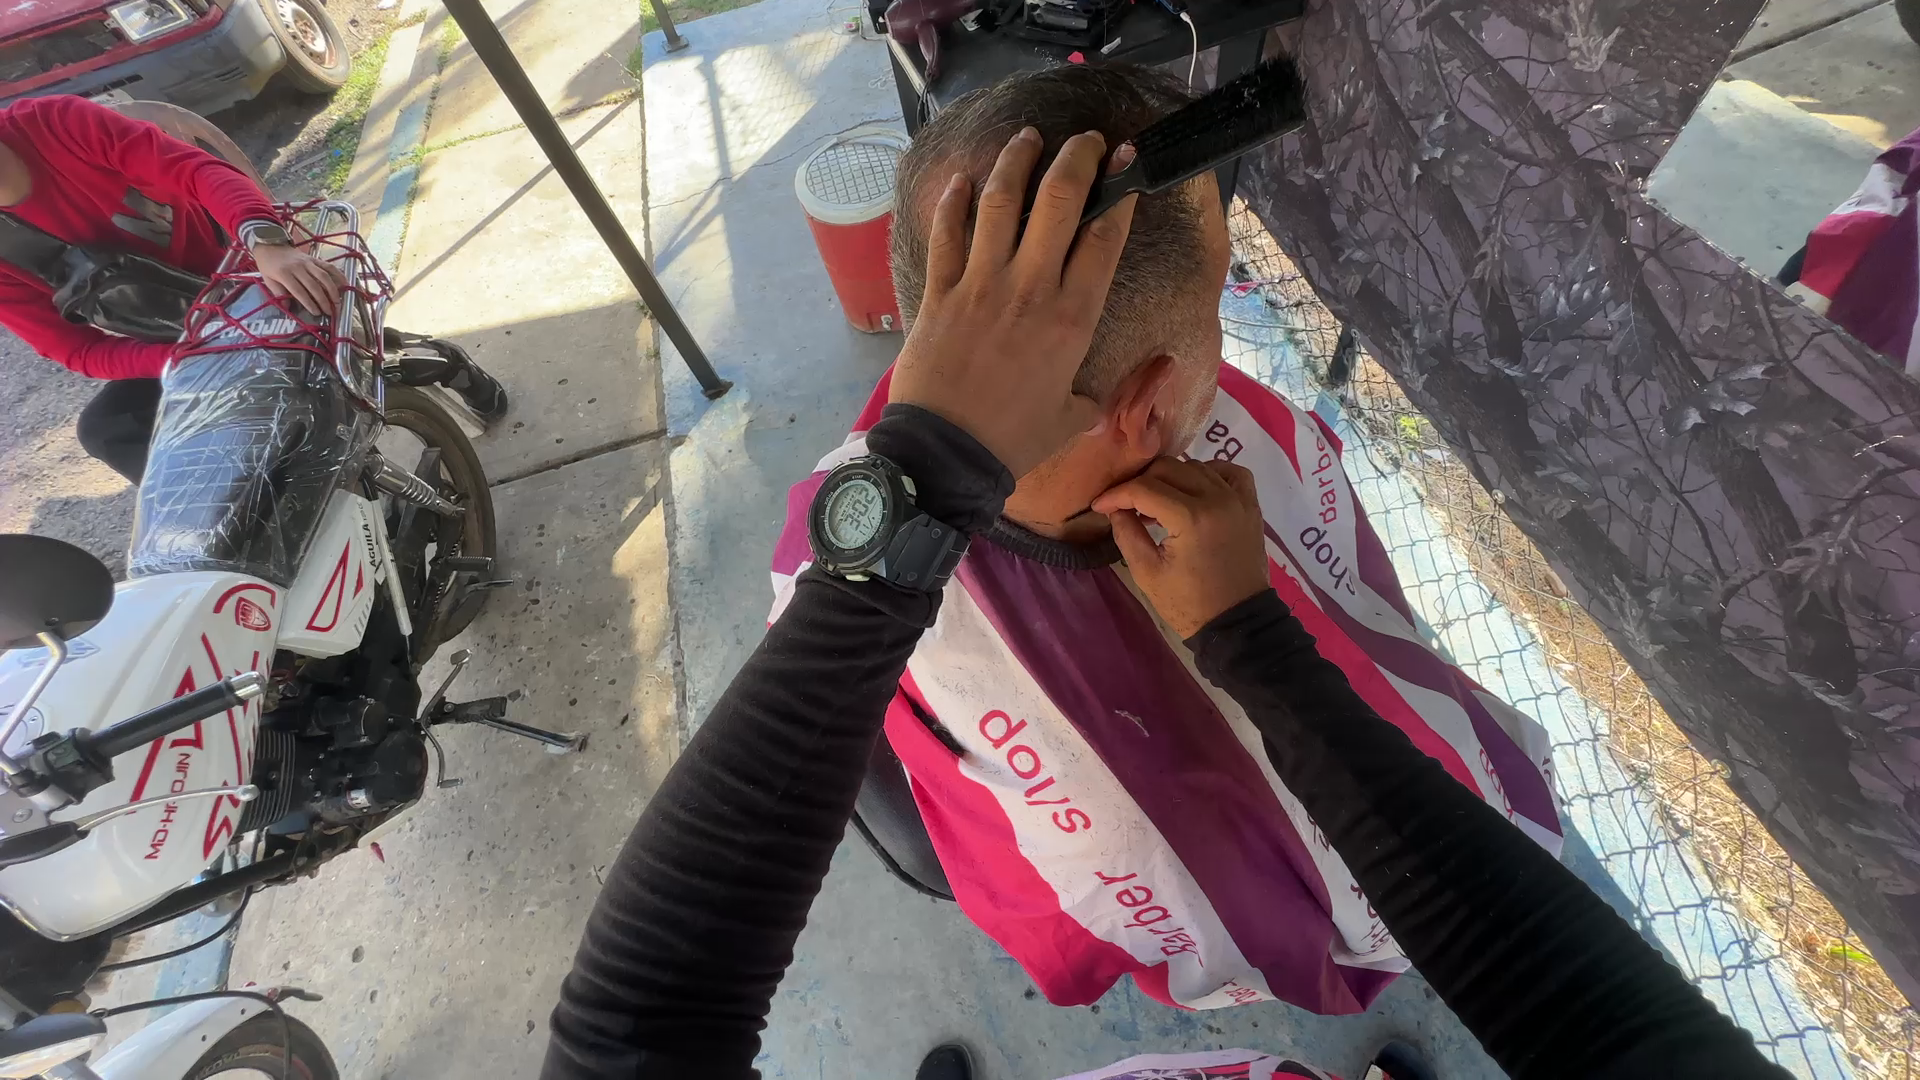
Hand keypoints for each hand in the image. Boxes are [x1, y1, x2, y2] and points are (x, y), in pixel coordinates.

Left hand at [253, 243, 345, 316]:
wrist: (269, 244)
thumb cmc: (268, 264)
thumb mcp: (267, 278)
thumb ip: (278, 292)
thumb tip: (288, 307)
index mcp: (283, 273)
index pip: (299, 291)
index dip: (309, 303)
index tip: (316, 313)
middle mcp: (297, 267)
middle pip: (314, 286)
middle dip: (323, 301)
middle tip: (330, 312)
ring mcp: (308, 262)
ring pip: (324, 277)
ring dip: (333, 291)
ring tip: (338, 302)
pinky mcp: (315, 259)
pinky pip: (330, 267)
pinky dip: (339, 275)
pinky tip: (345, 285)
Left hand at [888, 127, 1139, 477]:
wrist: (946, 453)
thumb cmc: (1013, 441)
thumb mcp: (1070, 420)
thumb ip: (1091, 396)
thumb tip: (1098, 393)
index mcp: (1072, 318)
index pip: (1103, 237)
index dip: (1120, 192)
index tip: (1128, 164)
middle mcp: (1030, 287)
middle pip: (1058, 200)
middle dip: (1077, 158)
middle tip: (1084, 141)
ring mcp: (980, 284)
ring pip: (1000, 202)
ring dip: (1016, 161)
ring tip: (1027, 138)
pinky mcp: (939, 292)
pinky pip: (946, 234)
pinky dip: (953, 202)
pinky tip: (962, 180)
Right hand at [1092, 458, 1271, 637]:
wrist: (1236, 622)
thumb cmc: (1187, 603)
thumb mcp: (1146, 572)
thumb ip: (1126, 533)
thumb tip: (1114, 507)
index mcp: (1190, 519)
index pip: (1144, 489)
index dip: (1116, 494)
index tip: (1100, 505)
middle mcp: (1217, 499)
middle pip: (1168, 468)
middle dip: (1140, 483)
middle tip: (1126, 504)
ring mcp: (1238, 500)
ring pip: (1196, 466)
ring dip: (1171, 478)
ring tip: (1157, 502)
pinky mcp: (1251, 506)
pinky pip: (1230, 472)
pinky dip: (1210, 472)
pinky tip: (1194, 488)